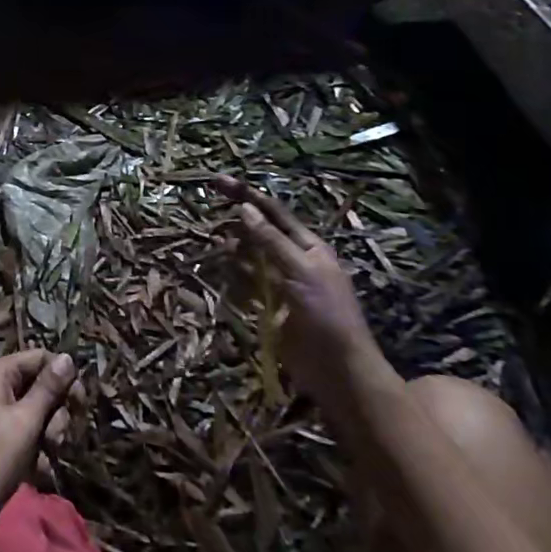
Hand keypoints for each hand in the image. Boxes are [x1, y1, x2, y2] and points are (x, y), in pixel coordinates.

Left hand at [0, 350, 78, 540]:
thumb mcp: (27, 420)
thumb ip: (49, 387)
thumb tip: (68, 357)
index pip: (42, 357)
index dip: (64, 378)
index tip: (80, 404)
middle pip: (42, 382)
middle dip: (56, 410)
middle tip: (58, 436)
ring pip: (39, 406)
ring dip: (50, 428)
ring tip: (48, 451)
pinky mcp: (0, 429)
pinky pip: (29, 423)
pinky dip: (38, 439)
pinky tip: (40, 462)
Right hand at [218, 176, 379, 401]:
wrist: (338, 370)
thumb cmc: (327, 314)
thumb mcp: (301, 271)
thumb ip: (271, 240)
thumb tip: (245, 207)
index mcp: (307, 245)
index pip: (273, 212)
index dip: (246, 195)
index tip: (217, 181)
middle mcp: (292, 260)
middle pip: (257, 234)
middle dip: (236, 227)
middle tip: (212, 226)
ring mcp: (279, 285)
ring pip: (247, 260)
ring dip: (232, 255)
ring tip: (218, 251)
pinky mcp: (268, 308)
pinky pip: (245, 287)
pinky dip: (233, 281)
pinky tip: (223, 281)